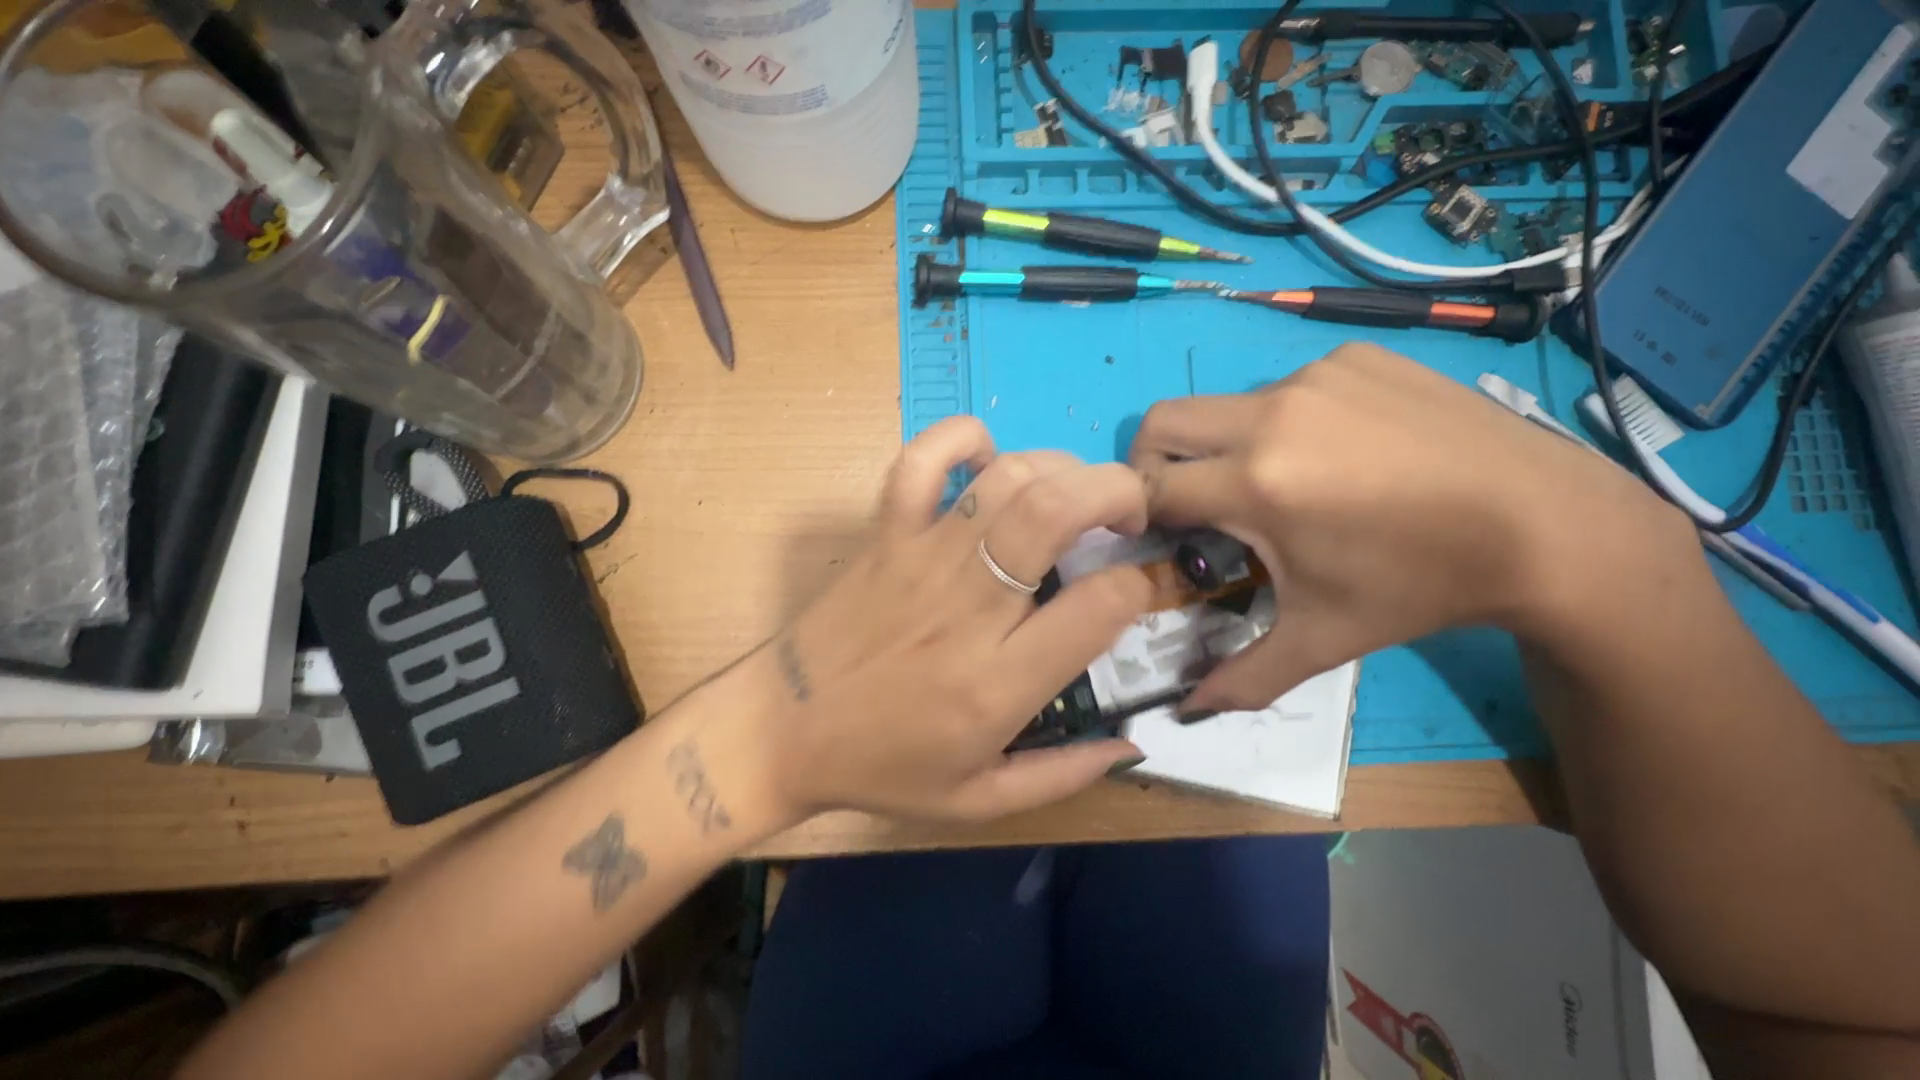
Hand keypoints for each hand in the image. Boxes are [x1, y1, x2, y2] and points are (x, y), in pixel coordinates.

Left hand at [738, 417, 1155, 823]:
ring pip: (1004, 480)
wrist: (779, 732)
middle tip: (1129, 514)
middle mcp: (966, 608)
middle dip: (1116, 492)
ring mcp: (921, 559)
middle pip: (1055, 512)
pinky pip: (920, 460)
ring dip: (1059, 467)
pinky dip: (963, 440)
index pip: (1100, 605)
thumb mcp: (979, 800)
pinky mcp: (884, 535)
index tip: (1145, 586)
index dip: (1143, 584)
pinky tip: (989, 460)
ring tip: (1074, 493)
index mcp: (998, 682)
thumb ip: (1063, 775)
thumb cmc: (882, 768)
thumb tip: (1133, 745)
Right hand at [1129, 344, 1694, 711]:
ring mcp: (1319, 375)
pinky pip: (1290, 387)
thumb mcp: (1324, 639)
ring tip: (1289, 486)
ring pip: (1231, 405)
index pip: (1148, 485)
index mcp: (1258, 481)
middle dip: (1154, 462)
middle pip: (1164, 420)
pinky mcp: (1359, 355)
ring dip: (1230, 444)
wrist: (1547, 528)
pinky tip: (1345, 455)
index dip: (1137, 514)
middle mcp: (1274, 411)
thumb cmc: (1421, 588)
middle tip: (1189, 503)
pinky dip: (1289, 421)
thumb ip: (1243, 677)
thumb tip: (1184, 713)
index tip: (1156, 537)